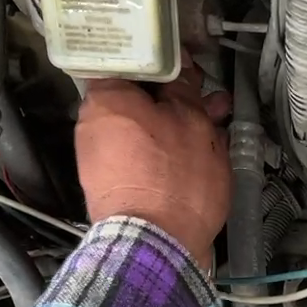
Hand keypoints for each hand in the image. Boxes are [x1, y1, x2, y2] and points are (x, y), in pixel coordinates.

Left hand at [75, 67, 232, 270]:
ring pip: (144, 131)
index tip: (189, 70)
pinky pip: (143, 161)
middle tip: (210, 104)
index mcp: (106, 97)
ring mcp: (101, 160)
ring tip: (213, 132)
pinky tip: (195, 161)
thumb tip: (183, 74)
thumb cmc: (174, 182)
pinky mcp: (114, 189)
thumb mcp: (192, 123)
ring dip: (175, 130)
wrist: (158, 245)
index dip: (165, 63)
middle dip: (175, 101)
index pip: (131, 61)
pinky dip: (167, 157)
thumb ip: (186, 91)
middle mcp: (94, 125)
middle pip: (138, 100)